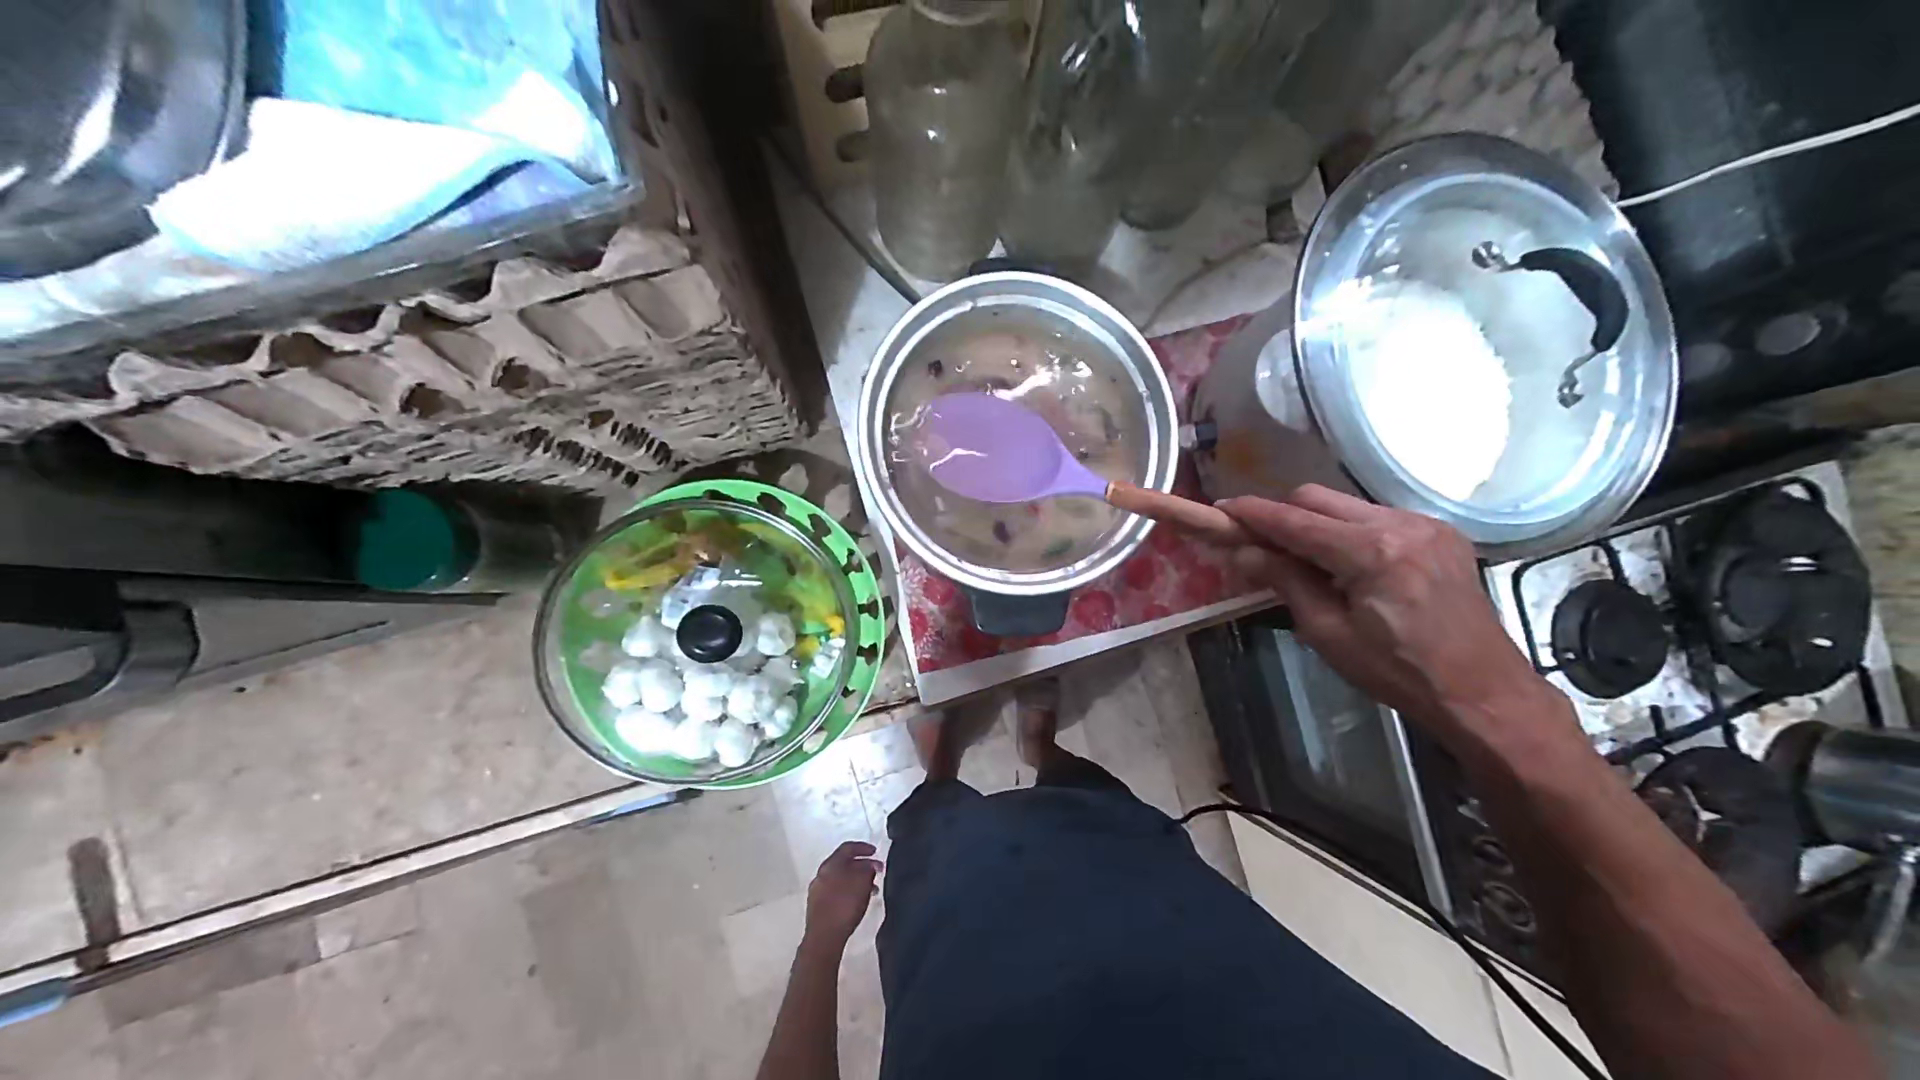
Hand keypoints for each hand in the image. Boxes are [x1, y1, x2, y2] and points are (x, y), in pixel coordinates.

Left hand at [803, 841, 880, 949]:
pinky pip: (836, 891)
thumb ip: (867, 869)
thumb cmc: (845, 907)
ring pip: (840, 878)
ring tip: (871, 889)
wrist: (824, 939)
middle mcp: (821, 874)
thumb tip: (869, 865)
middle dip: (862, 865)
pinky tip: (858, 901)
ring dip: (856, 879)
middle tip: (877, 870)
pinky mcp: (817, 906)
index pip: (847, 848)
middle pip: (843, 863)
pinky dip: (848, 891)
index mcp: (830, 865)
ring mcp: (817, 891)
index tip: (875, 851)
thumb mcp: (863, 883)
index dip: (863, 847)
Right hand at [1219, 486, 1562, 746]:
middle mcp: (1400, 523)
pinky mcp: (1441, 533)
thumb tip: (1243, 552)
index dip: (1253, 513)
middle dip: (1282, 514)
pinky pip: (1376, 517)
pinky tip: (1344, 563)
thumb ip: (1285, 582)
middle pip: (1318, 498)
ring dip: (1314, 522)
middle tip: (1257, 542)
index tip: (1221, 509)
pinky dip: (1347, 530)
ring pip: (1347, 504)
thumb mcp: (1328, 633)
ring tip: (1300, 558)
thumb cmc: (1398, 672)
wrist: (1484, 691)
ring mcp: (1426, 524)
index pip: (1295, 521)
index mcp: (1371, 551)